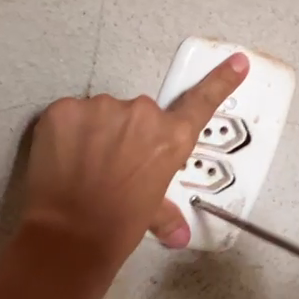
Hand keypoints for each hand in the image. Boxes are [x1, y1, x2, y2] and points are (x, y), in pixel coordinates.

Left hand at [19, 54, 249, 259]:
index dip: (220, 82)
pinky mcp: (64, 109)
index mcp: (171, 139)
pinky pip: (68, 116)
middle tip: (109, 170)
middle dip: (123, 136)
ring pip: (99, 114)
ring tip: (82, 170)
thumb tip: (178, 234)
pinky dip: (64, 134)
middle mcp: (141, 115)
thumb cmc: (116, 228)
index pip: (200, 103)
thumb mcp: (150, 216)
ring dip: (92, 134)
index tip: (237, 62)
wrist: (69, 236)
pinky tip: (62, 161)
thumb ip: (165, 212)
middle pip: (135, 116)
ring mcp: (100, 108)